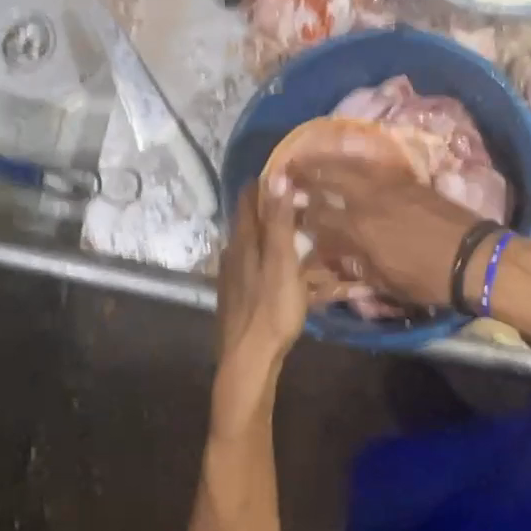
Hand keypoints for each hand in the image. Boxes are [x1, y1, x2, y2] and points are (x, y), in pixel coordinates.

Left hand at [215, 183, 307, 369]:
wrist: (248, 360)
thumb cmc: (271, 310)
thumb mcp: (282, 262)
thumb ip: (280, 220)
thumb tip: (277, 174)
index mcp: (244, 243)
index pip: (247, 201)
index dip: (262, 184)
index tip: (283, 170)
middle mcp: (232, 256)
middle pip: (250, 224)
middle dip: (270, 210)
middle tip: (297, 200)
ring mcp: (232, 279)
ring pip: (252, 248)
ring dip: (270, 237)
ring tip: (295, 234)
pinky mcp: (238, 299)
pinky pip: (255, 270)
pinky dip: (269, 262)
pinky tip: (282, 273)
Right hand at [280, 158, 481, 309]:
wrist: (474, 258)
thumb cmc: (428, 279)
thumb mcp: (386, 282)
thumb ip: (358, 265)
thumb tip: (341, 255)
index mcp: (359, 228)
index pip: (319, 216)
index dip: (301, 212)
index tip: (288, 208)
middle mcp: (369, 200)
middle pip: (330, 177)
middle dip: (307, 171)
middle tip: (289, 167)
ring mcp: (391, 186)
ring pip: (353, 167)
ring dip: (330, 162)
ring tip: (314, 158)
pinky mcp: (411, 182)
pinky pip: (376, 168)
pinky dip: (358, 165)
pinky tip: (352, 164)